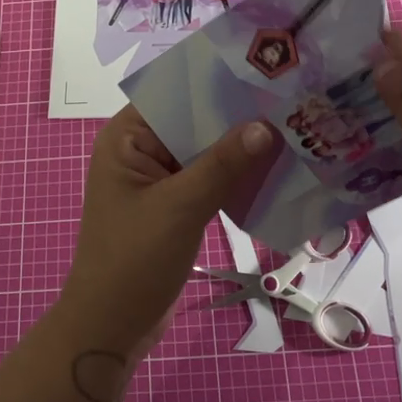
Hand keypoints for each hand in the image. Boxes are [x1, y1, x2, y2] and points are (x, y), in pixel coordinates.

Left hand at [59, 106, 279, 355]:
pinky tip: (274, 172)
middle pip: (193, 121)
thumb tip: (265, 125)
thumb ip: (223, 165)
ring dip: (240, 148)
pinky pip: (208, 179)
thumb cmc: (133, 261)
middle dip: (235, 117)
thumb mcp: (180, 208)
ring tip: (290, 130)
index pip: (174, 94)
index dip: (215, 83)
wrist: (111, 329)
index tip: (261, 72)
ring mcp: (157, 179)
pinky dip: (235, 177)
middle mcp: (139, 149)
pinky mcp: (173, 205)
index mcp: (127, 136)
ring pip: (205, 151)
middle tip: (287, 101)